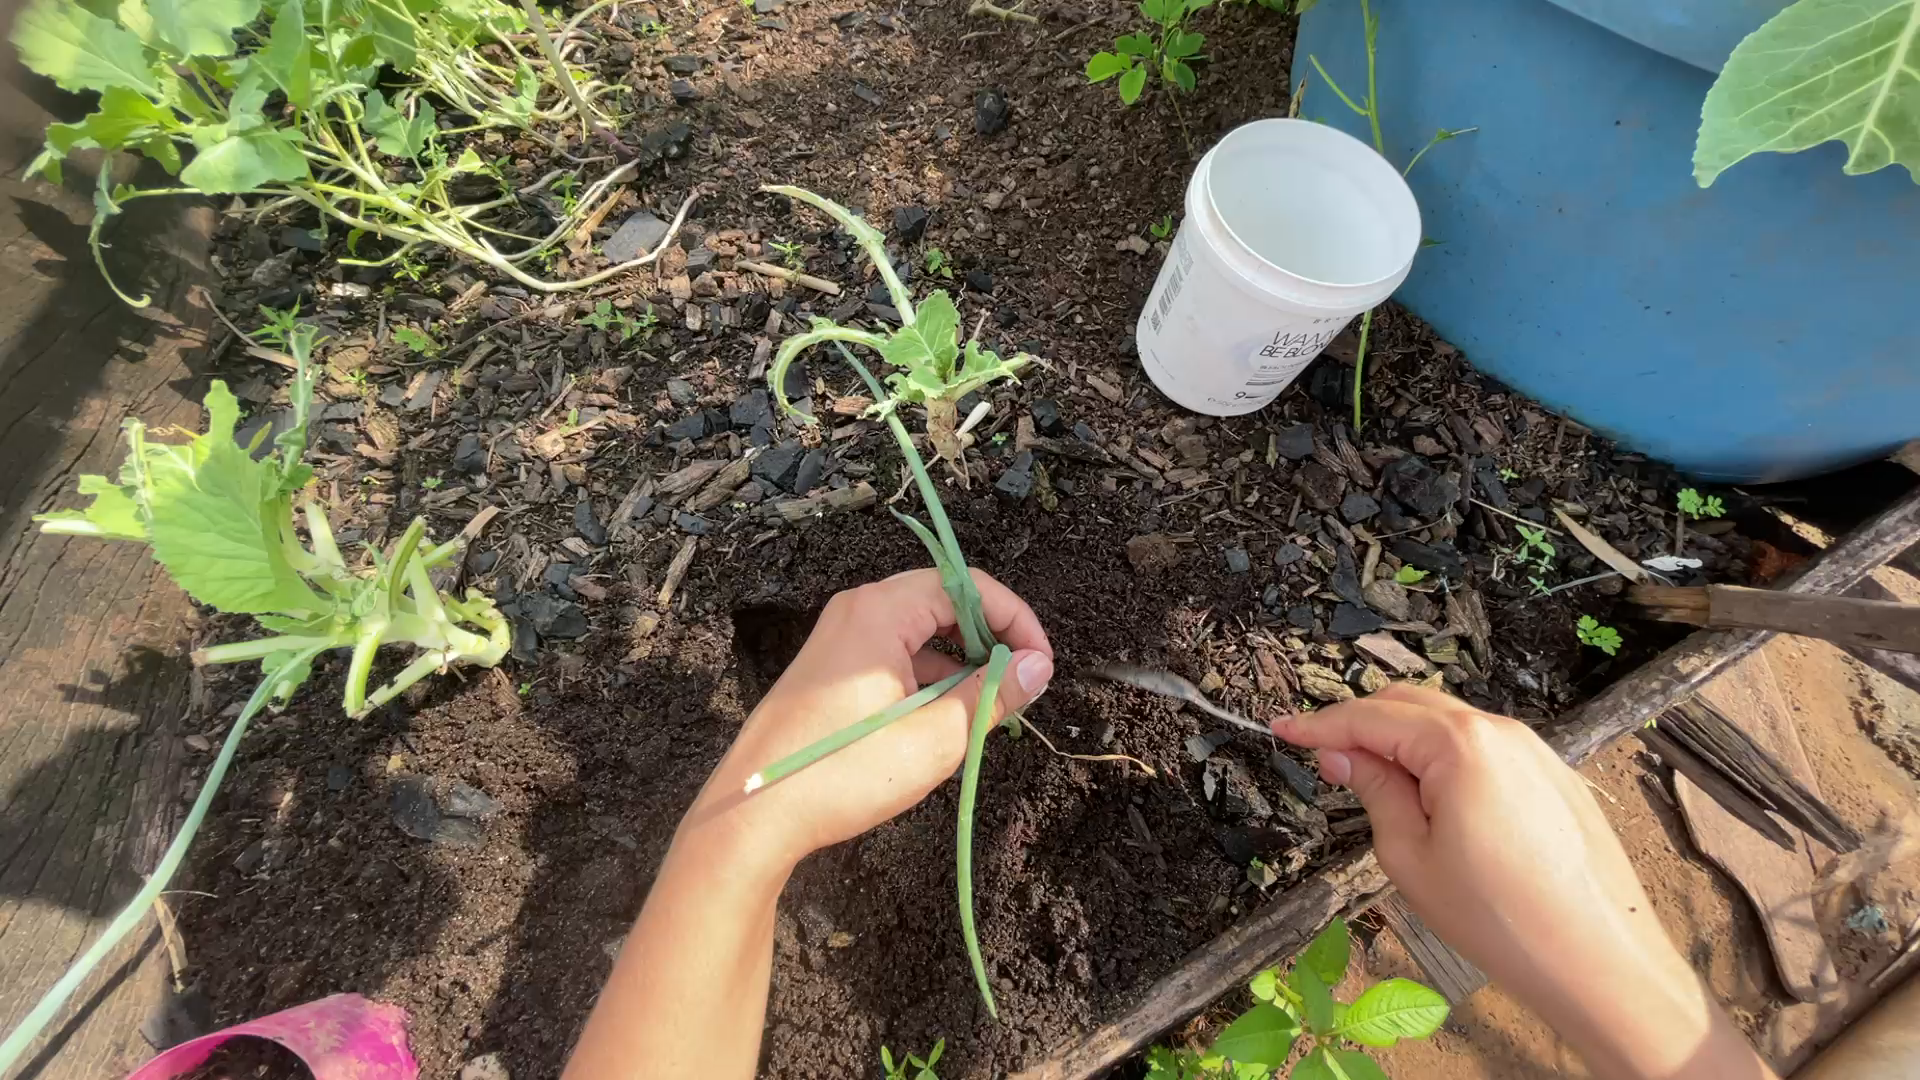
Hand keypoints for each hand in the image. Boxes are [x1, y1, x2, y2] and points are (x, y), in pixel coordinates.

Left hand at [678, 568, 1052, 875]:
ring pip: (921, 632)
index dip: (1015, 619)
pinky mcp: (834, 669)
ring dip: (961, 661)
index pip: (968, 586)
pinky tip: (945, 716)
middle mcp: (860, 610)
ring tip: (987, 705)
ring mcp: (842, 638)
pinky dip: (930, 676)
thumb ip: (992, 694)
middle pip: (944, 602)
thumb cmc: (844, 772)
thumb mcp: (936, 737)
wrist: (751, 815)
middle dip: (990, 639)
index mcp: (882, 610)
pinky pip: (897, 654)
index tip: (1042, 663)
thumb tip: (1039, 666)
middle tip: (1019, 682)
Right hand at [1275, 684, 1775, 1079]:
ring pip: (1443, 720)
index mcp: (1458, 744)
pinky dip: (1439, 753)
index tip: (1281, 728)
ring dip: (1399, 738)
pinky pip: (1479, 744)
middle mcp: (1499, 730)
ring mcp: (1533, 749)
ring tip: (1375, 781)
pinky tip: (1430, 795)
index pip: (1368, 718)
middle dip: (1358, 724)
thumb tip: (1339, 754)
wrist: (1609, 972)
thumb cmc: (1499, 918)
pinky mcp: (1553, 774)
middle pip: (1405, 704)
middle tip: (1325, 759)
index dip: (1317, 724)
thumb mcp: (1408, 854)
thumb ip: (1371, 788)